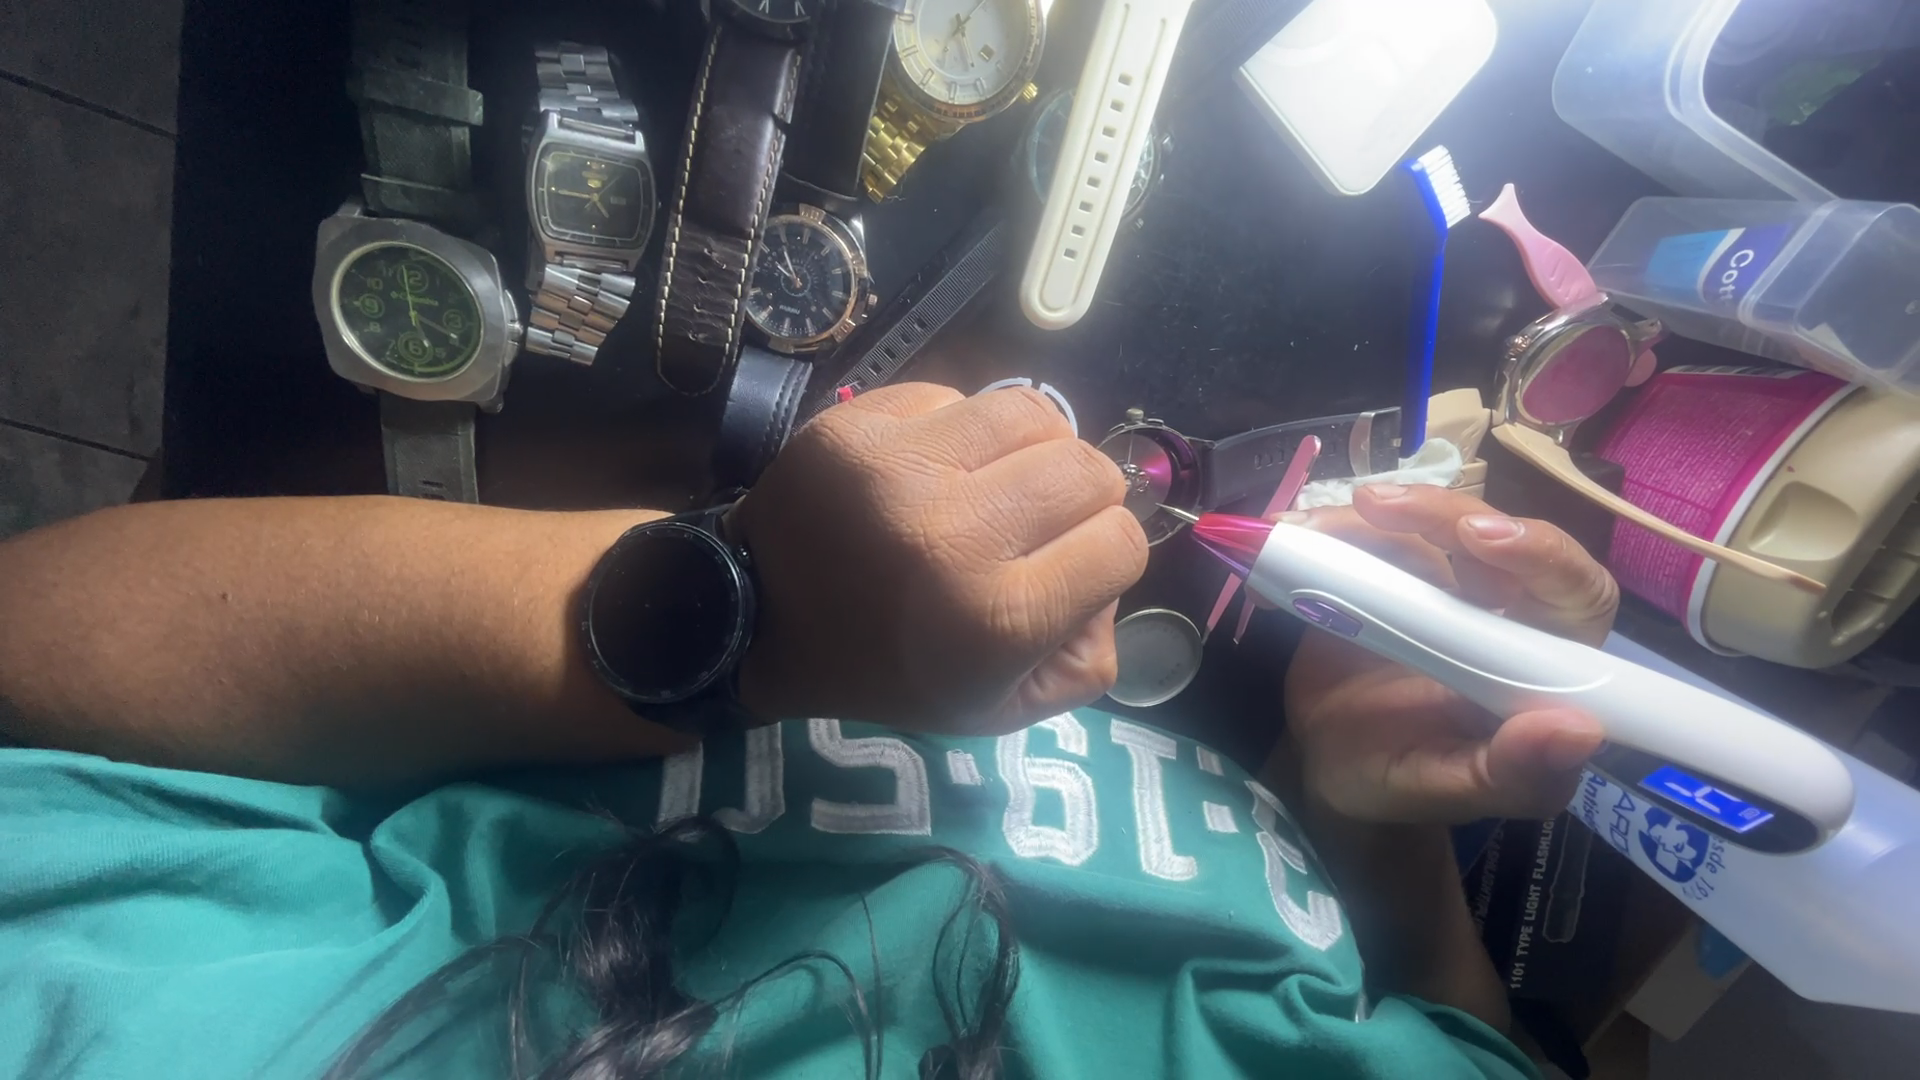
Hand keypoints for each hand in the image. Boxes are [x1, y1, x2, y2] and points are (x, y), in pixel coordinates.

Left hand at [732, 383, 1148, 734]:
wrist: (765, 622)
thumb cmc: (889, 671)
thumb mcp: (1000, 707)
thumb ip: (1087, 657)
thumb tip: (1107, 572)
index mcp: (998, 619)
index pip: (1121, 544)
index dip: (1108, 555)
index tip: (1071, 565)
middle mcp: (955, 534)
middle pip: (1088, 471)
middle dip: (1084, 497)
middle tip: (1040, 520)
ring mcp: (900, 467)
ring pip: (1033, 413)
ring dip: (1034, 446)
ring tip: (1000, 478)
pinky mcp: (857, 424)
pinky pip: (958, 397)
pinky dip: (965, 428)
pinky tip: (938, 464)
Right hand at [1281, 484, 1618, 823]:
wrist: (1330, 763)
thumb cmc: (1402, 783)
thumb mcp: (1453, 789)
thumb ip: (1514, 773)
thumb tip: (1574, 729)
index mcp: (1533, 658)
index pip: (1568, 587)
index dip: (1537, 551)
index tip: (1475, 537)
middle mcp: (1488, 608)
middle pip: (1480, 535)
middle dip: (1431, 511)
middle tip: (1367, 504)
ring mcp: (1425, 590)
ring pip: (1405, 529)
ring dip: (1350, 519)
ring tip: (1292, 530)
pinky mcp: (1369, 581)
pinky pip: (1348, 544)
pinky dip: (1307, 539)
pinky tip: (1269, 550)